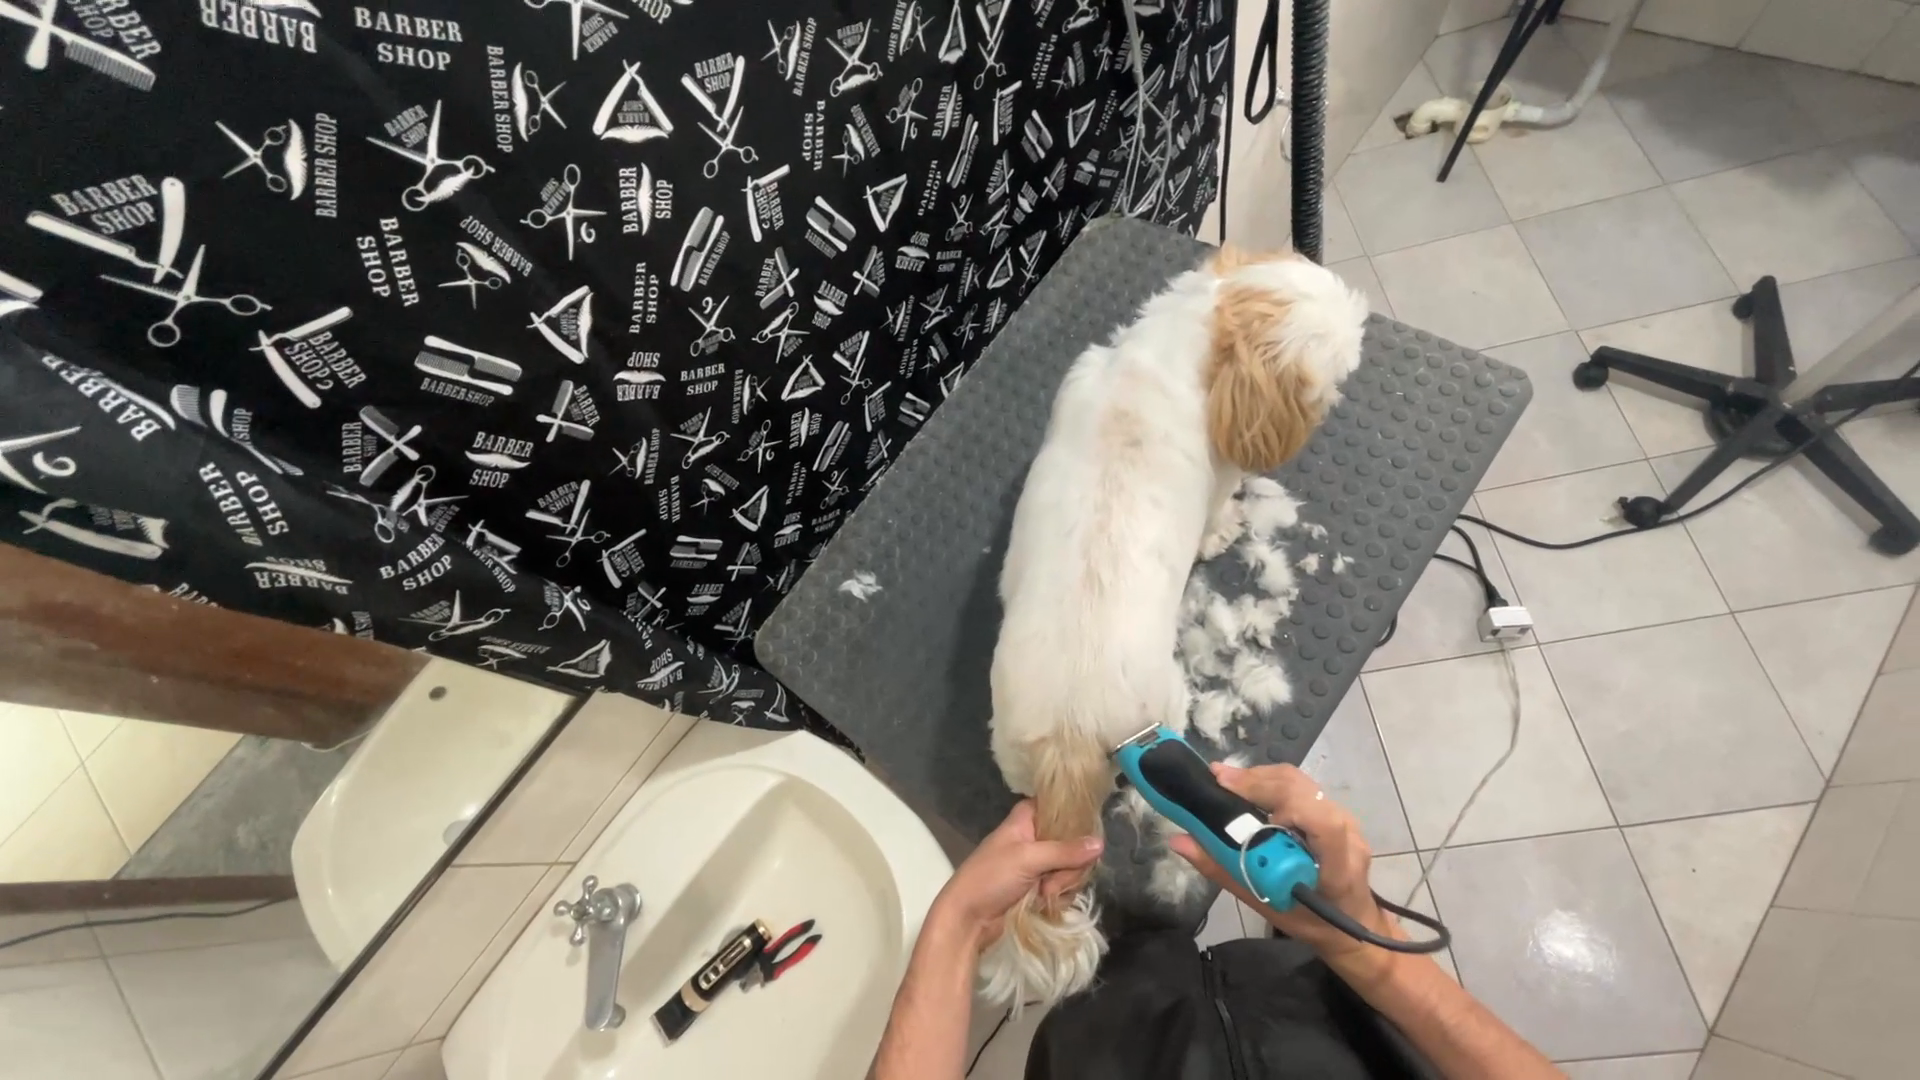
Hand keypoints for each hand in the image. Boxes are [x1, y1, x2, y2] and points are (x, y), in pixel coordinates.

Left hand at [931, 800, 1104, 951]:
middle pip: (1072, 841)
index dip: (1074, 820)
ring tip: (1044, 894)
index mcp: (1026, 818)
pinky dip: (1059, 896)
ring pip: (1071, 867)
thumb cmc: (991, 877)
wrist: (967, 918)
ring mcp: (1038, 863)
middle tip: (1052, 878)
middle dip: (1069, 865)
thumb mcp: (1027, 859)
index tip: (1085, 837)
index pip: (1059, 806)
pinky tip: (1045, 904)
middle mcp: (1035, 836)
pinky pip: (1064, 886)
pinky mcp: (1040, 886)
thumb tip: (1100, 844)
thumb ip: (1065, 851)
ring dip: (1063, 884)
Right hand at [1168, 763, 1398, 978]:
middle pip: (1301, 788)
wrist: (1356, 929)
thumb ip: (1223, 870)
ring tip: (1227, 783)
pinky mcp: (1335, 810)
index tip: (1235, 796)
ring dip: (1260, 777)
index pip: (1320, 821)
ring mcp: (1345, 818)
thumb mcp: (1267, 904)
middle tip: (1217, 781)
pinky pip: (1300, 785)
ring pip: (1300, 780)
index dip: (1279, 801)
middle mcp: (1347, 834)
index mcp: (1337, 866)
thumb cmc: (1314, 923)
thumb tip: (1180, 841)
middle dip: (1255, 780)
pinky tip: (1248, 790)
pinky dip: (1269, 782)